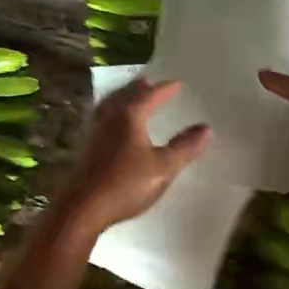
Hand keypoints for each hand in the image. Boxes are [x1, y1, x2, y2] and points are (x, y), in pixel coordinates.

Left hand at [53, 79, 210, 233]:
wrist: (83, 206)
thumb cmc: (126, 184)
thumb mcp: (163, 167)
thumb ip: (184, 147)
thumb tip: (205, 128)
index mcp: (128, 118)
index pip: (148, 96)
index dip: (164, 90)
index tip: (177, 83)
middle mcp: (108, 119)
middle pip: (123, 96)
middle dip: (137, 89)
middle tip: (148, 81)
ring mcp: (93, 133)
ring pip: (107, 106)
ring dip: (120, 98)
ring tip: (128, 96)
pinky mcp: (85, 148)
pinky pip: (99, 120)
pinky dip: (110, 113)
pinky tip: (111, 125)